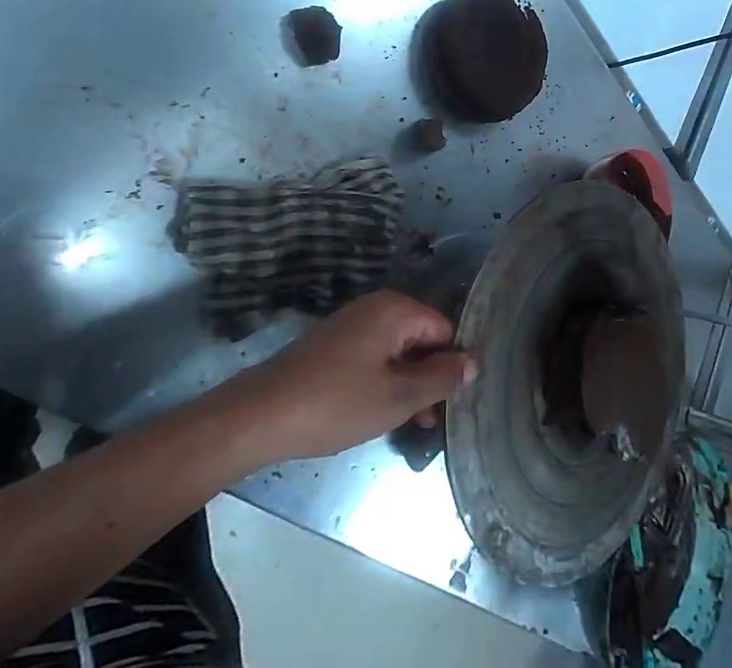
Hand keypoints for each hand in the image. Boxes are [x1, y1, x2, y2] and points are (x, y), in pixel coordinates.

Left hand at [216, 291, 476, 465]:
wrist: (257, 417)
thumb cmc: (335, 404)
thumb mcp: (398, 397)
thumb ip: (442, 378)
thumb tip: (474, 363)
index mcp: (395, 310)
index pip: (446, 331)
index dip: (453, 365)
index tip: (454, 402)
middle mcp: (375, 307)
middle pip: (422, 339)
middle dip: (431, 377)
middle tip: (432, 420)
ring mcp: (351, 325)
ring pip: (398, 352)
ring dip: (409, 385)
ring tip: (410, 424)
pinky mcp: (333, 345)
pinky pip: (375, 358)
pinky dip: (384, 382)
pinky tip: (380, 413)